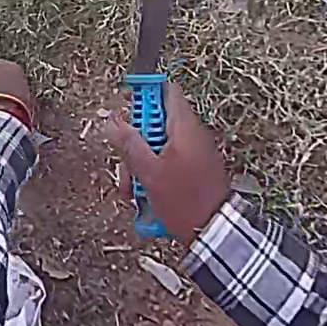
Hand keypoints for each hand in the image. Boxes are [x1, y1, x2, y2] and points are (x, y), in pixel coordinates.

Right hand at [100, 84, 229, 242]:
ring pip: (154, 144)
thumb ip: (128, 143)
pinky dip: (150, 173)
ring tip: (132, 189)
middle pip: (154, 121)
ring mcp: (191, 152)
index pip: (165, 90)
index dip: (143, 92)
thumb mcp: (149, 171)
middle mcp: (190, 134)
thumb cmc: (185, 201)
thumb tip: (111, 120)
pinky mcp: (190, 169)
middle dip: (133, 139)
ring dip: (138, 163)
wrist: (215, 235)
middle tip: (125, 159)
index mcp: (183, 127)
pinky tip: (142, 194)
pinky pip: (164, 161)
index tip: (126, 106)